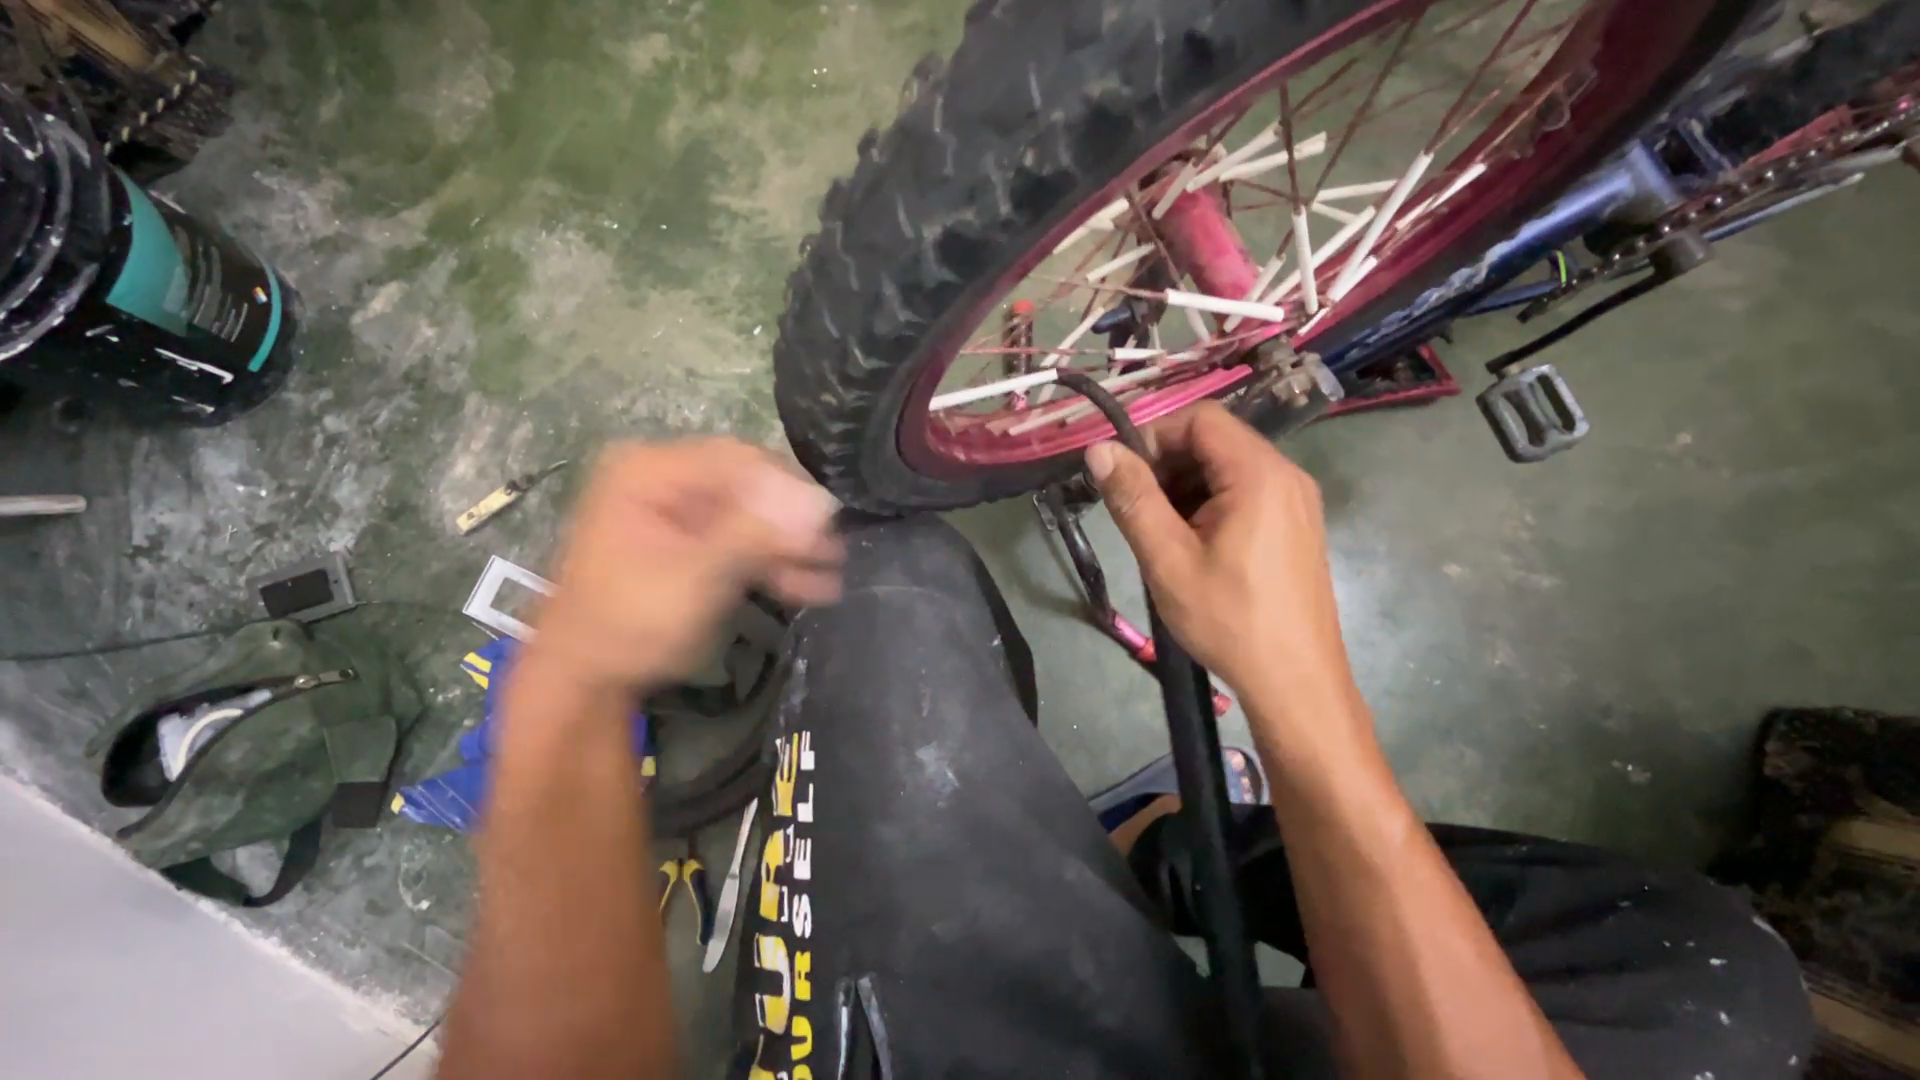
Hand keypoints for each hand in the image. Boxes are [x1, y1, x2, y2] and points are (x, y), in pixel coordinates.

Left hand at [526, 438, 842, 693]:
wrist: (583, 678)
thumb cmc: (631, 623)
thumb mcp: (697, 577)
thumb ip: (758, 534)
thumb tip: (823, 502)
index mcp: (650, 470)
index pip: (741, 461)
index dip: (790, 490)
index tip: (830, 524)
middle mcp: (662, 478)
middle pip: (748, 486)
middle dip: (794, 521)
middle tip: (836, 551)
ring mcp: (673, 511)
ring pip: (748, 515)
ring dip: (789, 545)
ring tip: (833, 573)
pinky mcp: (684, 542)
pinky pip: (737, 539)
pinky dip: (768, 561)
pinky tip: (808, 585)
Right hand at [1085, 402, 1360, 734]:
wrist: (1296, 682)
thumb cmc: (1229, 620)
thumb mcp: (1168, 560)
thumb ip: (1133, 499)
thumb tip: (1098, 450)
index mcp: (1260, 474)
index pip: (1200, 419)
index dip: (1153, 436)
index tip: (1123, 477)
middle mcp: (1286, 475)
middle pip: (1215, 441)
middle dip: (1167, 465)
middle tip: (1135, 510)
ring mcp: (1296, 502)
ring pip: (1228, 469)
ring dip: (1185, 487)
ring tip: (1159, 534)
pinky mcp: (1296, 526)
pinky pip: (1246, 494)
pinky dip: (1210, 505)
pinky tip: (1191, 546)